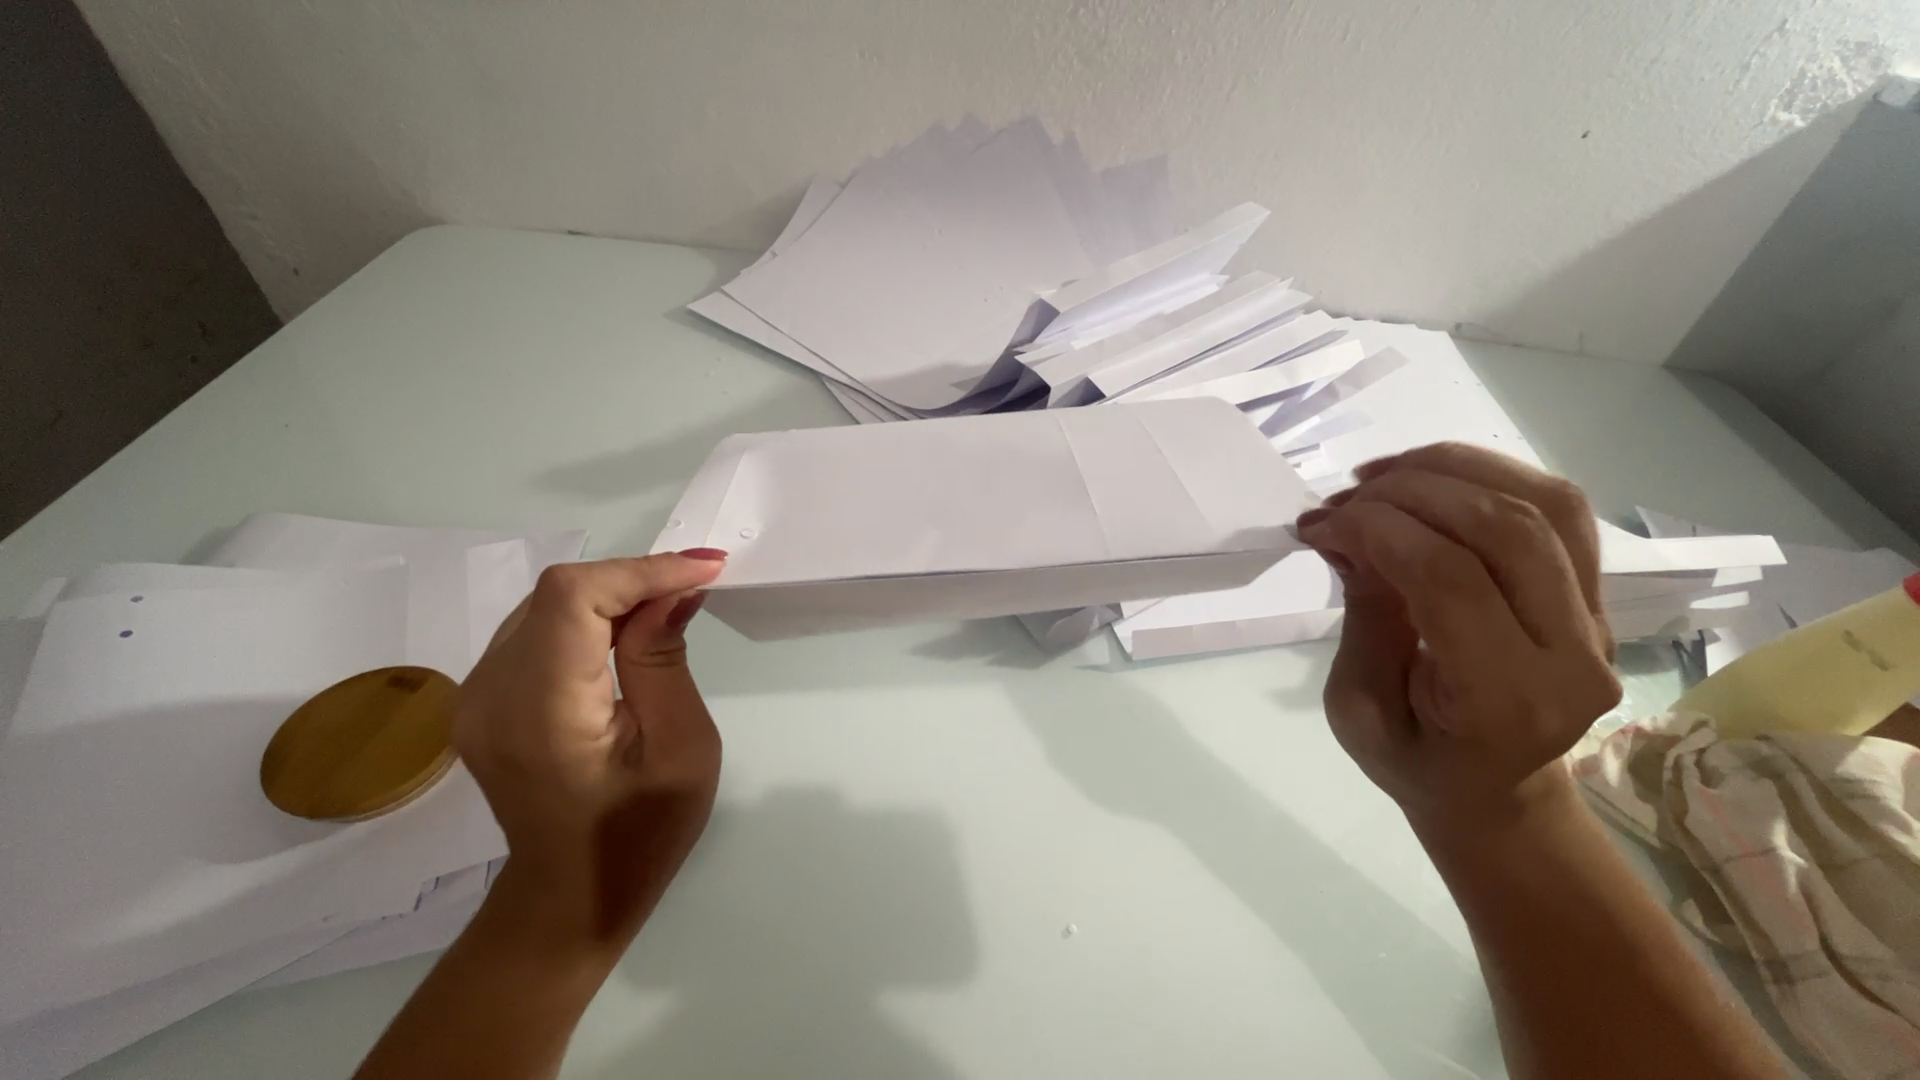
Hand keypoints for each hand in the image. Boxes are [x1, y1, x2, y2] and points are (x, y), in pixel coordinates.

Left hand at [453, 550, 727, 948]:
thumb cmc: (641, 835)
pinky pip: (537, 630)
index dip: (642, 570)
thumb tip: (673, 592)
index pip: (575, 598)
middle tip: (697, 584)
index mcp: (540, 711)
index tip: (706, 569)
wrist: (570, 897)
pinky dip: (588, 618)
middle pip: (558, 593)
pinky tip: (627, 634)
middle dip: (633, 578)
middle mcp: (489, 693)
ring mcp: (475, 695)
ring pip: (546, 604)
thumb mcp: (682, 750)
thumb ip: (665, 661)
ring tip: (670, 605)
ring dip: (612, 595)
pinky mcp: (481, 699)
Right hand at [1297, 444, 1619, 836]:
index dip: (1377, 531)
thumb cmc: (1414, 762)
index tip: (1319, 526)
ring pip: (1542, 504)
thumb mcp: (1358, 708)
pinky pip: (1557, 508)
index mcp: (1509, 699)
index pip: (1450, 580)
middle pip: (1506, 528)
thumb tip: (1351, 530)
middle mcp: (1574, 652)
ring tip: (1380, 476)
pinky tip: (1429, 477)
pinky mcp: (1597, 592)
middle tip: (1342, 499)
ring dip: (1451, 469)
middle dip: (1409, 491)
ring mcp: (1598, 617)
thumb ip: (1365, 616)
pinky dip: (1487, 475)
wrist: (1495, 790)